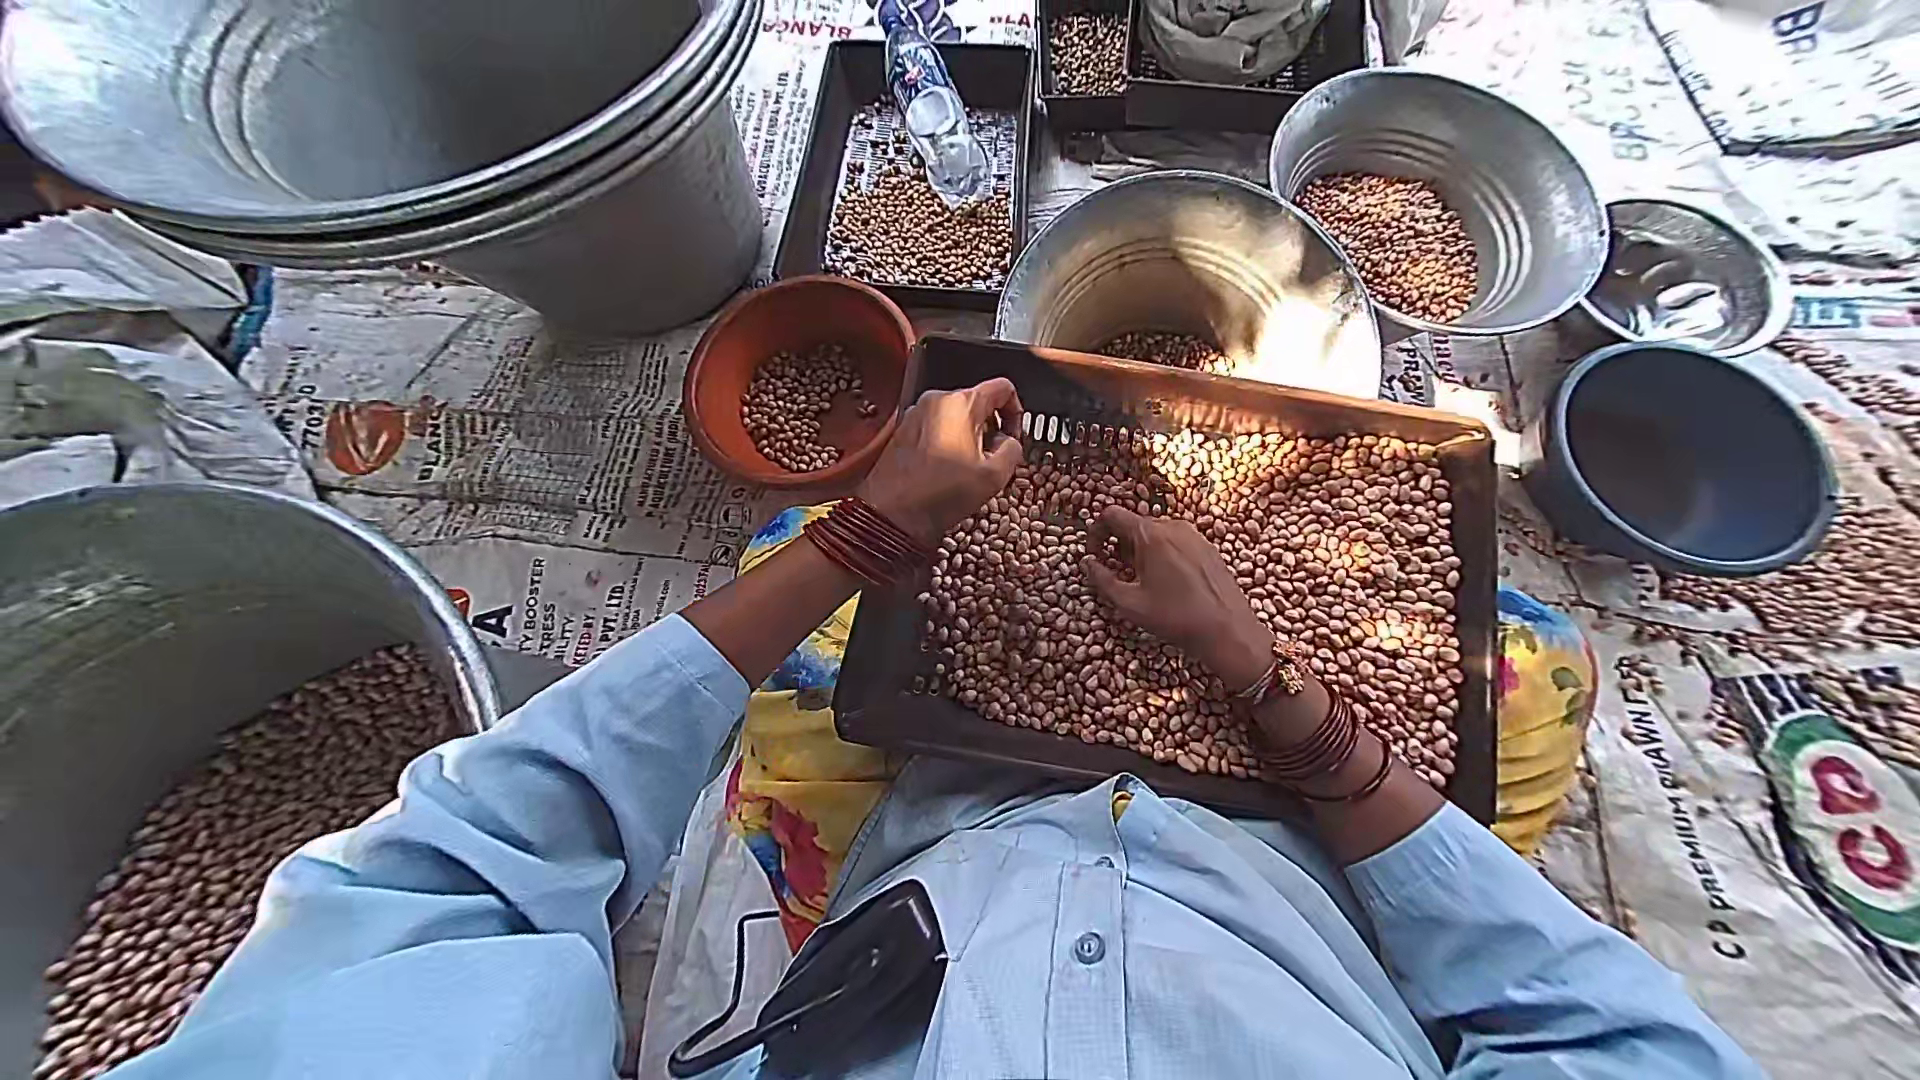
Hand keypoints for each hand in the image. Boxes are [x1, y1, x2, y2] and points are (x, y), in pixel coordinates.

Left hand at [857, 378, 1023, 543]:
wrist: (893, 514)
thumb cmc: (938, 494)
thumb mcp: (994, 476)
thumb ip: (1014, 450)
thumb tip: (1011, 443)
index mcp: (961, 403)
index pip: (1003, 388)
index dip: (1016, 412)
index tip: (1014, 435)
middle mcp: (936, 400)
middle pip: (978, 403)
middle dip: (991, 429)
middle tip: (992, 460)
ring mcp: (916, 414)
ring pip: (956, 416)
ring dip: (970, 438)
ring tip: (967, 469)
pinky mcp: (903, 430)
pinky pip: (936, 427)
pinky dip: (948, 443)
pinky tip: (947, 471)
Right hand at [1080, 506, 1273, 690]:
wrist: (1229, 632)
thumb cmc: (1176, 618)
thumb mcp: (1128, 603)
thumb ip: (1101, 579)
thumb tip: (1087, 563)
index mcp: (1151, 535)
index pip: (1111, 515)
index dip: (1095, 533)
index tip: (1094, 555)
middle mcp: (1173, 527)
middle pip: (1133, 525)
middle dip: (1118, 546)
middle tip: (1116, 574)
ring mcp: (1194, 536)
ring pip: (1154, 534)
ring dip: (1139, 551)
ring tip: (1141, 582)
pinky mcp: (1208, 549)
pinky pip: (1175, 542)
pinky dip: (1161, 555)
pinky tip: (1166, 583)